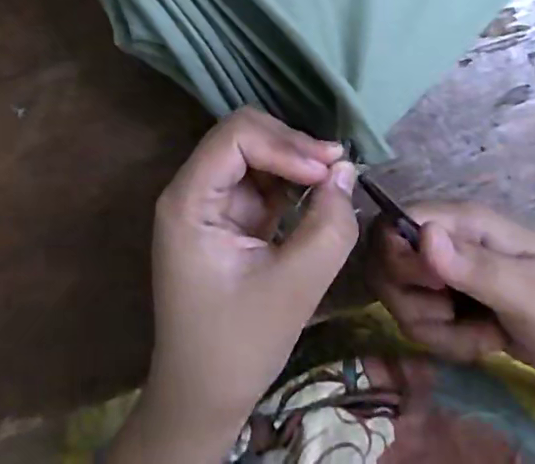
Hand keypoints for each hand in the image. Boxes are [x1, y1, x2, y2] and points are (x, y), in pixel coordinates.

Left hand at [110, 110, 358, 463]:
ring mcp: (211, 202)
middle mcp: (193, 190)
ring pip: (257, 151)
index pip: (235, 138)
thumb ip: (327, 228)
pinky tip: (319, 190)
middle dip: (292, 144)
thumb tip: (346, 171)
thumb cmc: (238, 346)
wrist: (203, 398)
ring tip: (334, 175)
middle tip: (337, 166)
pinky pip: (264, 177)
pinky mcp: (230, 215)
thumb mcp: (293, 289)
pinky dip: (294, 178)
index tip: (324, 172)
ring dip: (296, 157)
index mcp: (188, 202)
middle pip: (244, 135)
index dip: (283, 144)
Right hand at [364, 201, 534, 373]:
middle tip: (457, 317)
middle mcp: (447, 241)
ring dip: (437, 331)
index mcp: (464, 221)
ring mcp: (447, 273)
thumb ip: (475, 266)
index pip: (395, 224)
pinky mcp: (450, 304)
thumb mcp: (529, 290)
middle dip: (417, 305)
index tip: (434, 292)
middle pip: (389, 265)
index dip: (400, 260)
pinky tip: (483, 342)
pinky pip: (422, 325)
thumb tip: (423, 234)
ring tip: (483, 334)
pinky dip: (447, 343)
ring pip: (403, 301)